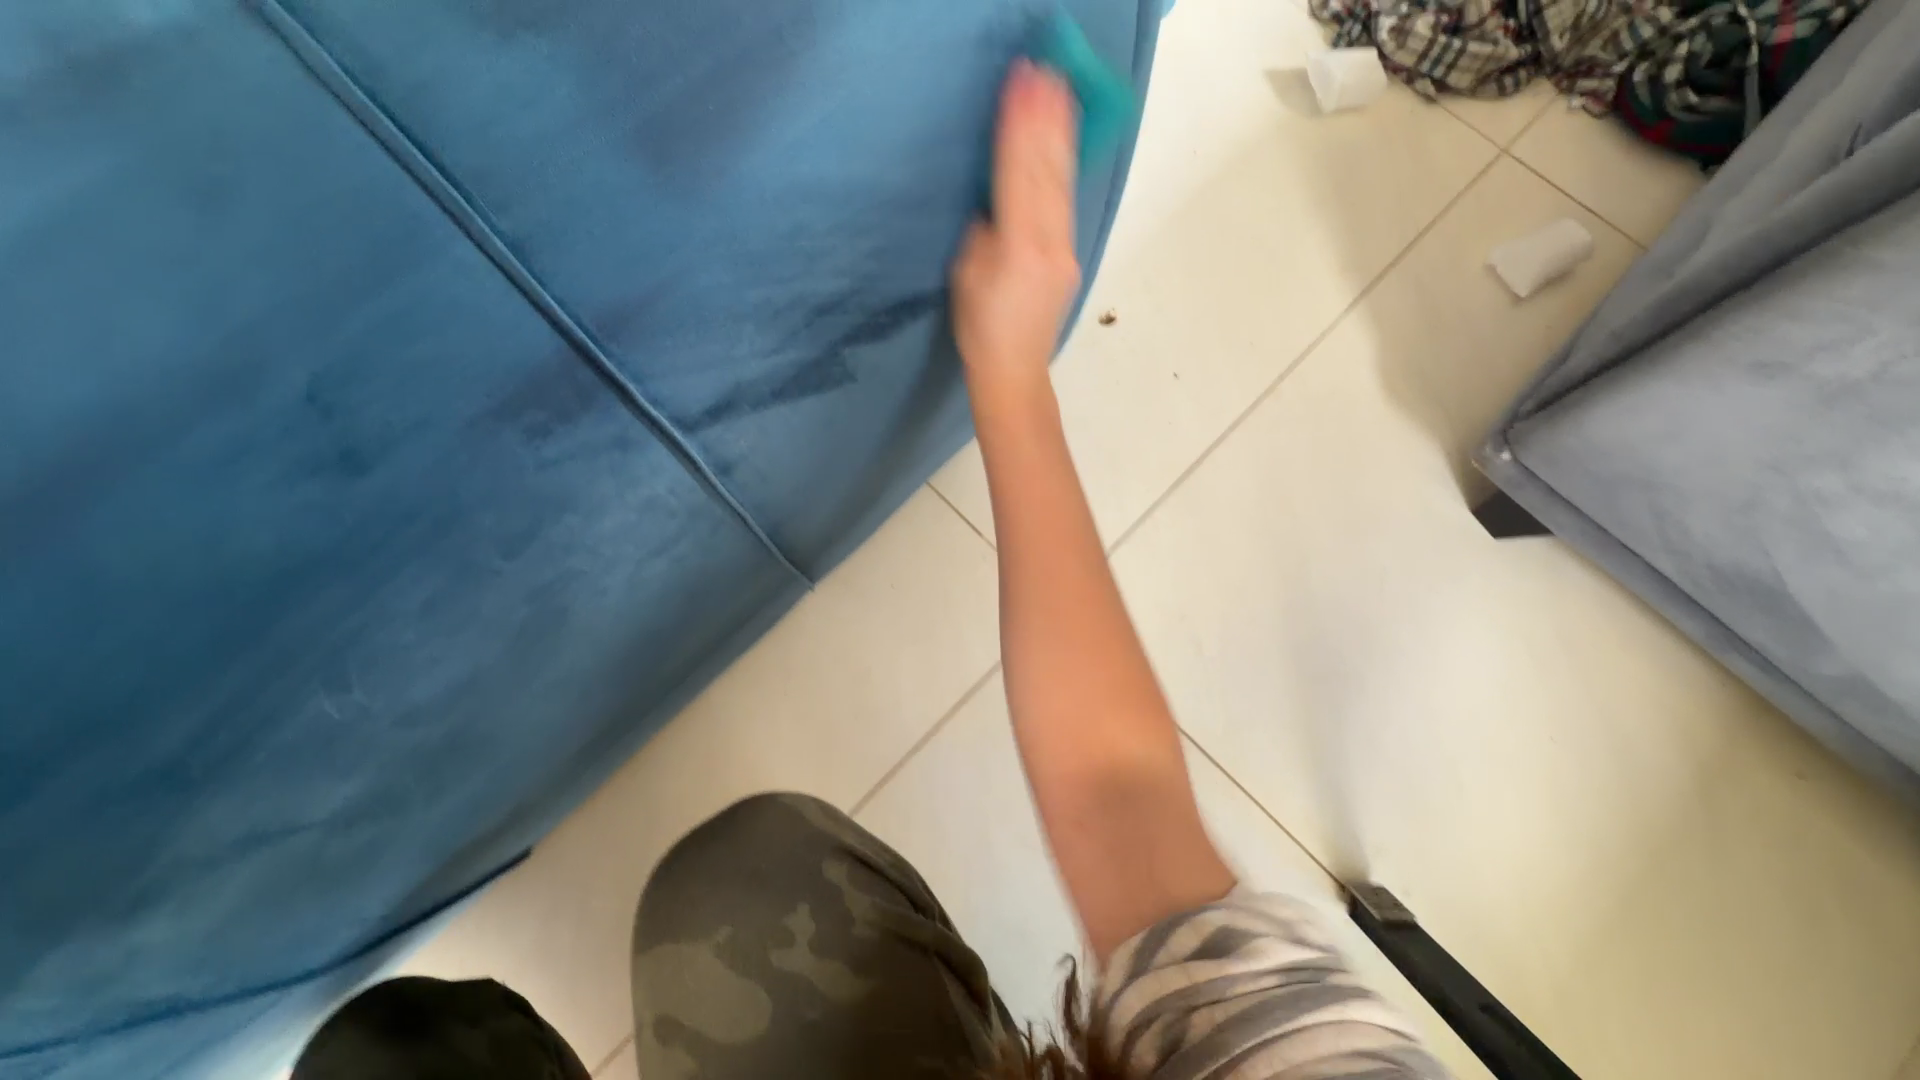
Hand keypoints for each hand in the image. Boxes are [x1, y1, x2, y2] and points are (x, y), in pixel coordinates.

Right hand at [951, 60, 1080, 395]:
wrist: (1015, 372)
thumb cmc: (980, 330)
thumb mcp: (966, 276)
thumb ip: (984, 232)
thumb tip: (996, 201)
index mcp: (1018, 248)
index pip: (1018, 176)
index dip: (1018, 130)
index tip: (1020, 88)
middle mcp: (1050, 244)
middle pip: (1046, 173)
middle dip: (1044, 122)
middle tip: (1044, 76)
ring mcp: (1065, 250)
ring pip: (1062, 184)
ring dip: (1059, 136)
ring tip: (1059, 94)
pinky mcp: (1069, 257)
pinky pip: (1065, 202)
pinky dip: (1063, 166)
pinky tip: (1062, 141)